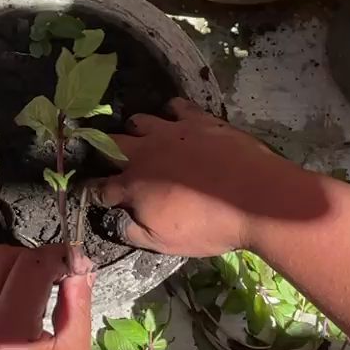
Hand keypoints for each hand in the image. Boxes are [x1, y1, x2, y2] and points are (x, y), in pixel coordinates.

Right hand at [95, 98, 321, 255]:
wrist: (256, 197)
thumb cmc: (209, 226)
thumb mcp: (165, 243)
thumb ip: (132, 230)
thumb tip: (113, 220)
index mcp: (132, 185)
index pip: (98, 186)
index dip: (93, 191)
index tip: (96, 194)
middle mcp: (144, 153)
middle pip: (109, 145)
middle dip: (104, 153)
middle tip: (114, 163)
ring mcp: (170, 131)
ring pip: (137, 121)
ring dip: (135, 131)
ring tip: (145, 142)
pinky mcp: (196, 118)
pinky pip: (174, 106)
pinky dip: (170, 114)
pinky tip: (177, 123)